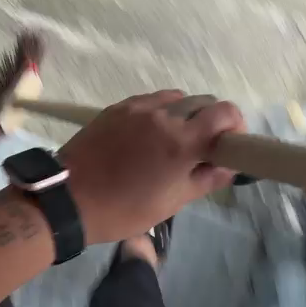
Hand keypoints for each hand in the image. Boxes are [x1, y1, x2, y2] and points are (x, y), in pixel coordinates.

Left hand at [57, 90, 244, 243]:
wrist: (70, 196)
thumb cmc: (124, 208)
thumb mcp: (172, 202)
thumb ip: (205, 179)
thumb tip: (228, 166)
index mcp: (181, 141)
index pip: (224, 112)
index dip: (235, 124)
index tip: (232, 143)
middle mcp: (162, 115)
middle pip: (203, 102)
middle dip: (213, 120)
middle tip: (207, 146)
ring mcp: (137, 107)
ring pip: (176, 97)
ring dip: (186, 113)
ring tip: (178, 139)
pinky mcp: (118, 106)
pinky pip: (151, 100)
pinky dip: (162, 111)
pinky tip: (153, 134)